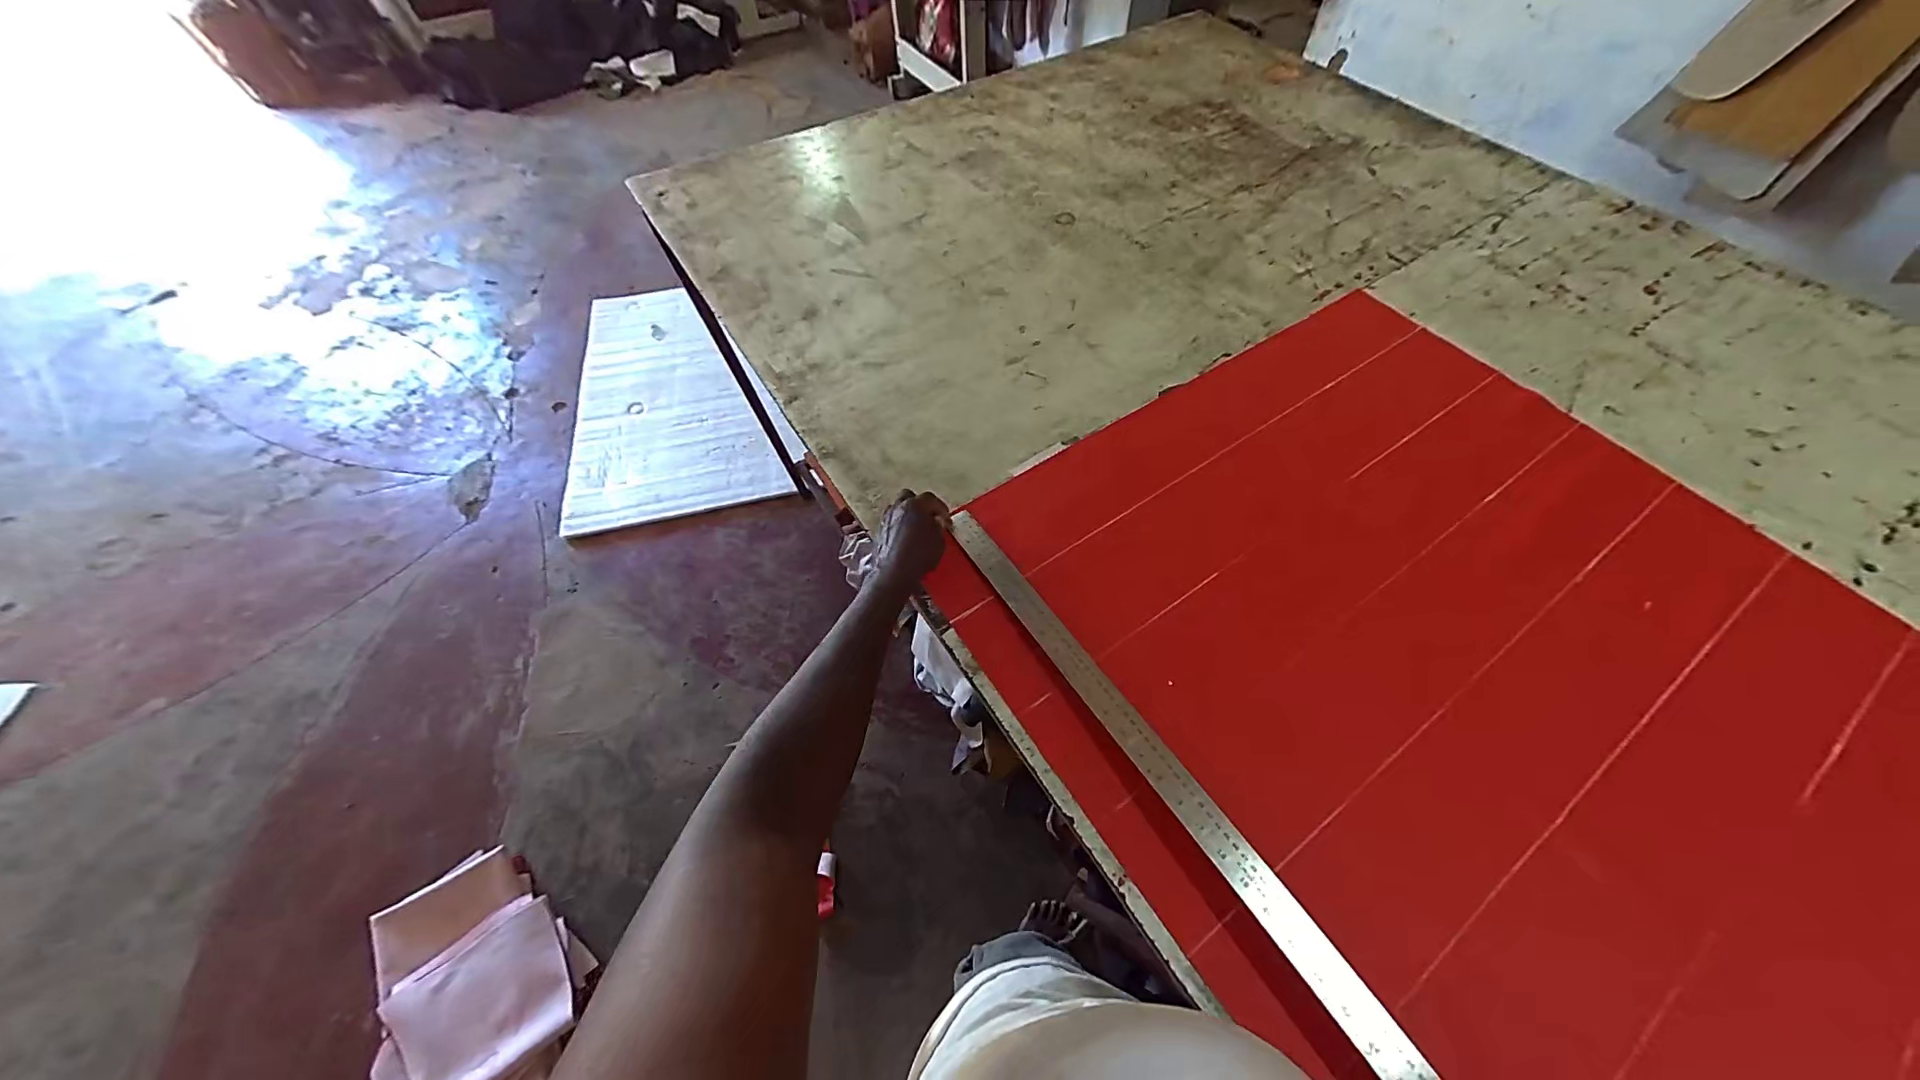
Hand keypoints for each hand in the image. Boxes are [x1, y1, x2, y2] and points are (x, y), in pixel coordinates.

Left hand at [872, 490, 948, 589]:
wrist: (894, 574)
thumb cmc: (919, 556)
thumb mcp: (939, 542)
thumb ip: (938, 527)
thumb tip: (934, 523)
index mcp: (915, 505)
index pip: (931, 499)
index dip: (941, 509)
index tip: (945, 519)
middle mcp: (898, 508)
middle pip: (909, 497)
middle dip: (920, 505)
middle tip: (929, 518)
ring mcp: (886, 519)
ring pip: (897, 508)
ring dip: (907, 514)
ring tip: (916, 527)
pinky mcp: (879, 531)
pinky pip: (891, 522)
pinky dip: (898, 525)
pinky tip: (905, 538)